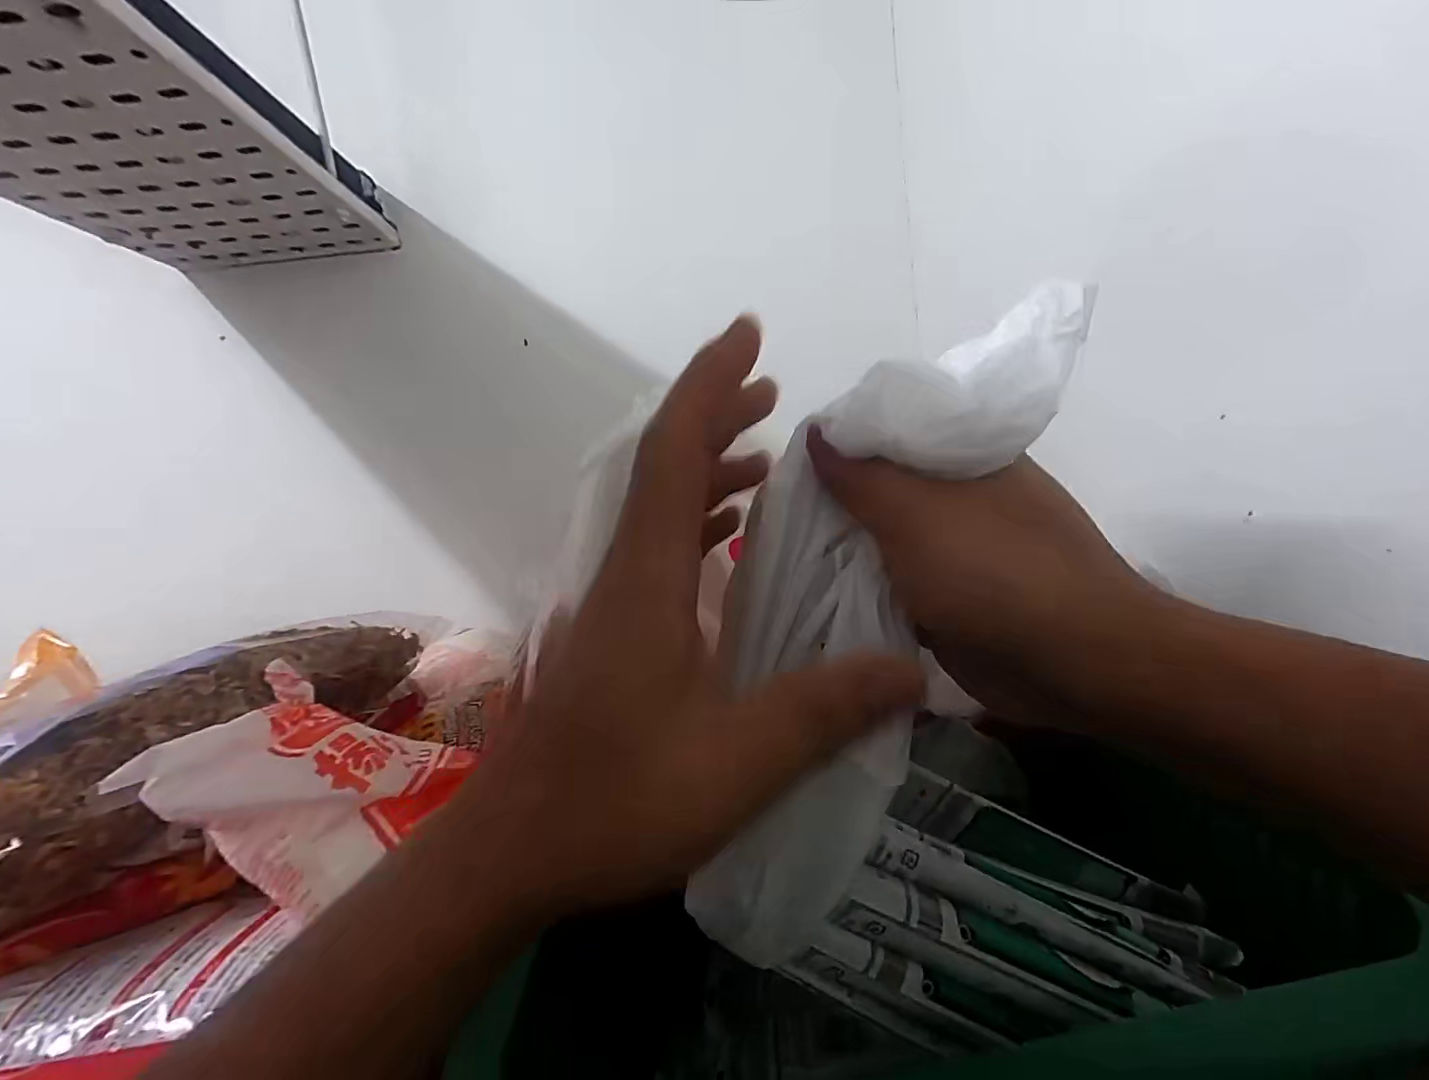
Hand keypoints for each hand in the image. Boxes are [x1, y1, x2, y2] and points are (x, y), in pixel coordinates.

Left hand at [443, 318, 923, 915]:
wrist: (516, 846)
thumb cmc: (618, 802)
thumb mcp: (738, 761)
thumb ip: (823, 709)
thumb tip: (912, 670)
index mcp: (645, 580)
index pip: (673, 453)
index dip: (709, 386)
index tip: (747, 335)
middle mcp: (619, 575)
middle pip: (660, 469)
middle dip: (712, 417)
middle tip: (771, 394)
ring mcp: (606, 605)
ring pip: (654, 511)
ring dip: (703, 473)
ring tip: (761, 459)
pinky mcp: (605, 636)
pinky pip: (652, 553)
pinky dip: (690, 527)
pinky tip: (723, 547)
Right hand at [806, 431, 1164, 722]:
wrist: (1072, 664)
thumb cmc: (994, 572)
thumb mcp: (915, 513)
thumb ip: (860, 476)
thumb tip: (816, 431)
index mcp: (965, 456)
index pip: (888, 432)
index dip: (838, 443)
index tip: (789, 464)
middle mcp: (962, 497)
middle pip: (882, 487)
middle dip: (832, 499)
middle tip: (777, 512)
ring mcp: (957, 550)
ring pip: (884, 537)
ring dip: (844, 545)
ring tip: (786, 550)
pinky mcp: (950, 597)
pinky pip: (893, 579)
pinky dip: (862, 582)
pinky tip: (821, 587)